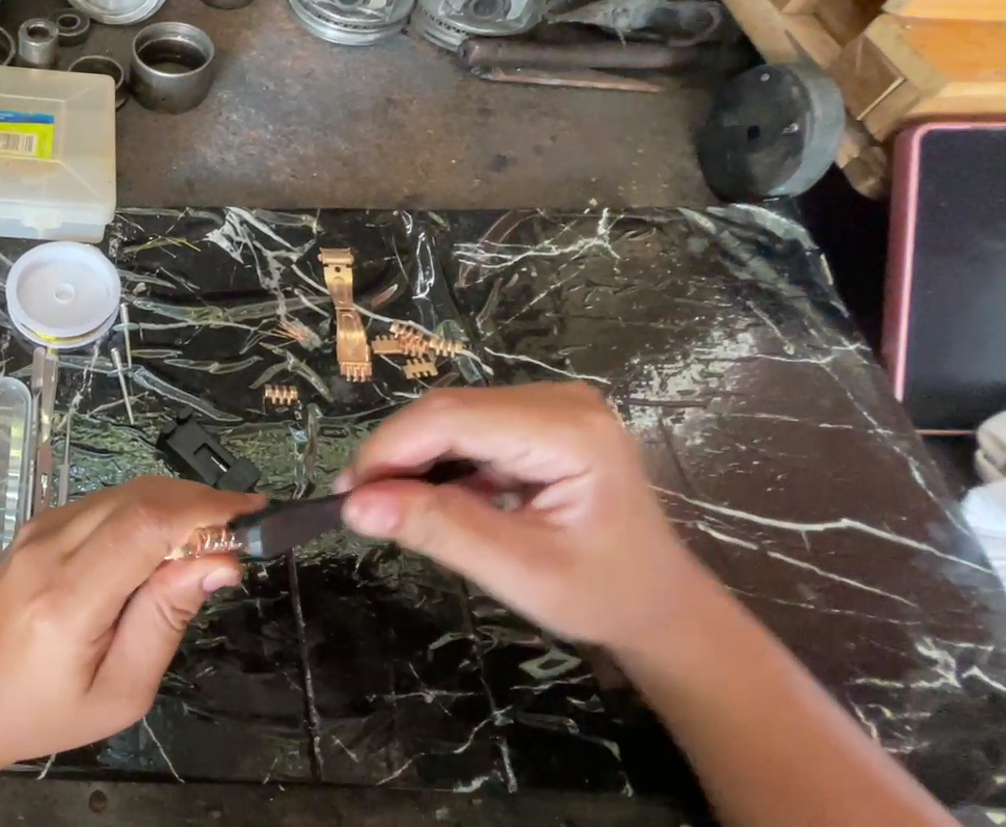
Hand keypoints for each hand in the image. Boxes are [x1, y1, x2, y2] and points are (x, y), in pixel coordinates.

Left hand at [0, 476, 263, 770]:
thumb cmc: (36, 710)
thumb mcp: (118, 691)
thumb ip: (165, 621)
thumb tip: (216, 564)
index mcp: (69, 595)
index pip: (146, 525)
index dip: (205, 509)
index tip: (252, 514)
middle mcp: (50, 546)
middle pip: (139, 496)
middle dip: (200, 500)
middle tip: (243, 524)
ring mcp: (39, 529)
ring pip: (123, 492)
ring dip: (175, 502)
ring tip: (212, 534)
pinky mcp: (37, 526)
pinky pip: (102, 503)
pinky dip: (145, 510)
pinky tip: (165, 539)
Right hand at [332, 382, 717, 650]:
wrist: (659, 605)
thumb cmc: (602, 595)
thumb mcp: (518, 572)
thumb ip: (438, 530)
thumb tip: (354, 506)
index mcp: (569, 431)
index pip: (451, 418)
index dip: (389, 449)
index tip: (347, 494)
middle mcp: (557, 400)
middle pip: (445, 411)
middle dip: (393, 454)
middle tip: (357, 503)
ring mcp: (547, 404)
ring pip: (446, 416)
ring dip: (408, 457)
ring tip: (384, 502)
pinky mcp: (533, 418)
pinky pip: (462, 427)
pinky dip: (432, 460)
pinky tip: (423, 494)